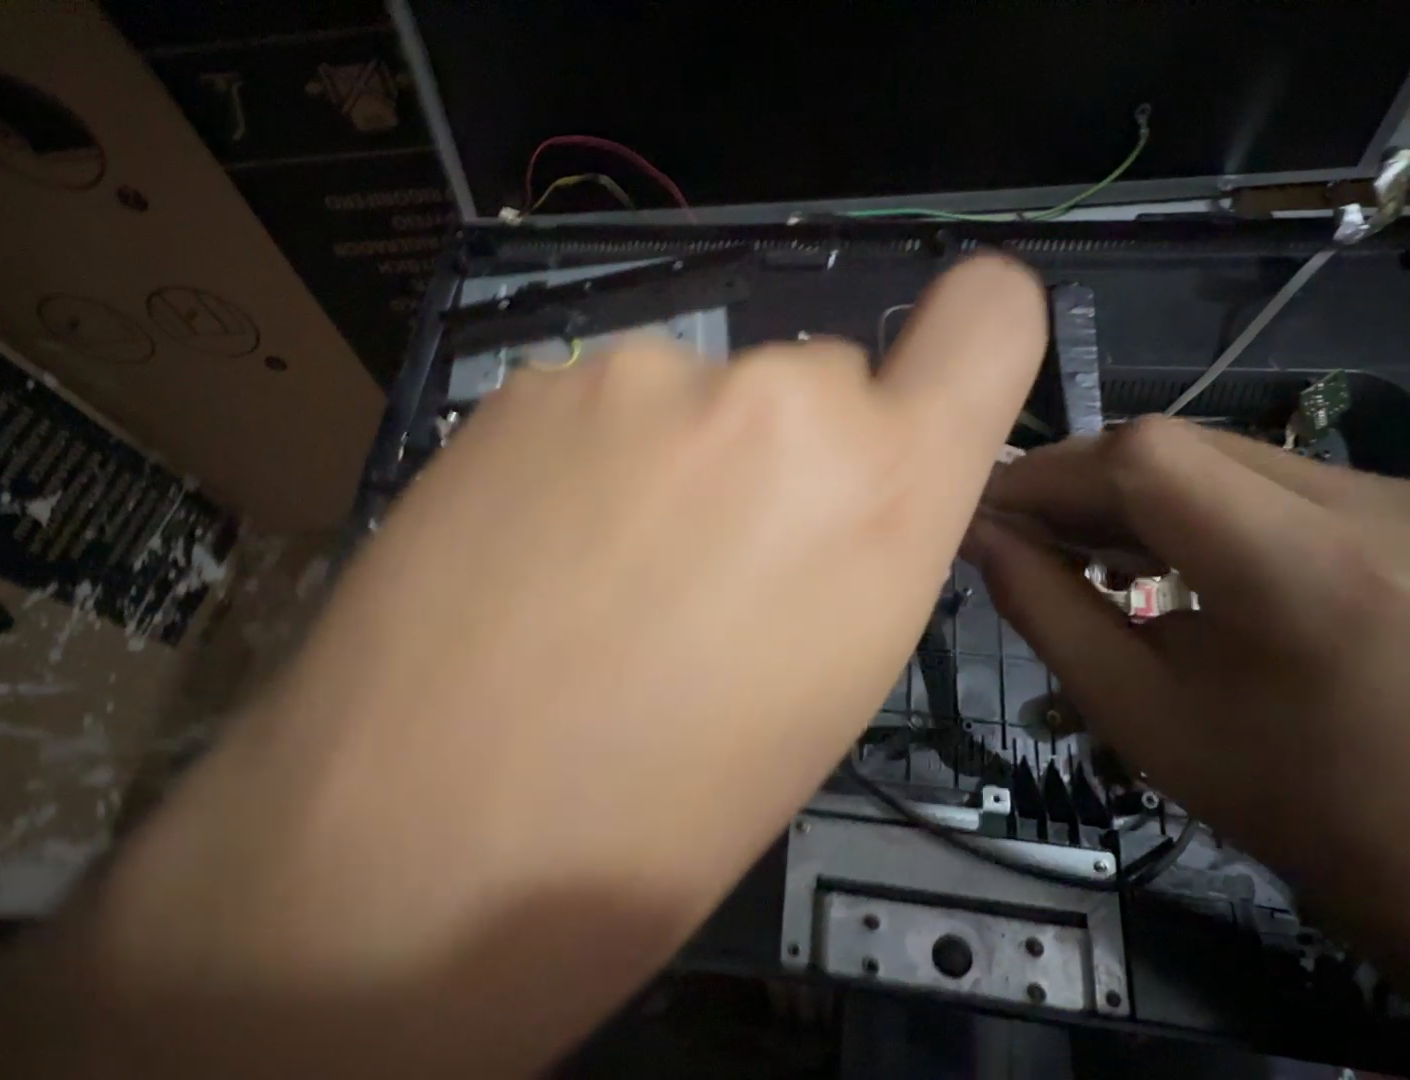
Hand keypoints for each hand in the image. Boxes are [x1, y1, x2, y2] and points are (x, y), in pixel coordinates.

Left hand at [59, 256, 1049, 1075]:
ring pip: (694, 395)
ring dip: (671, 459)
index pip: (989, 318)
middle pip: (815, 378)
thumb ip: (856, 550)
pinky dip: (577, 462)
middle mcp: (770, 398)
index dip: (966, 347)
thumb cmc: (663, 819)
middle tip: (707, 564)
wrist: (420, 844)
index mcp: (881, 489)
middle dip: (782, 455)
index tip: (910, 408)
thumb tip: (835, 494)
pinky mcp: (516, 385)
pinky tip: (523, 557)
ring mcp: (631, 377)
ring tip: (594, 578)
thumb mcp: (827, 690)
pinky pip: (591, 407)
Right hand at [962, 418, 1409, 878]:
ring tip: (1091, 546)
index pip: (1151, 461)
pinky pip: (1264, 471)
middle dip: (1084, 481)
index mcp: (1307, 578)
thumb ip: (1039, 603)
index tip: (993, 508)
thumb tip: (975, 527)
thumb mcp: (1126, 704)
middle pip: (1180, 444)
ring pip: (1217, 450)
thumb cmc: (1262, 786)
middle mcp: (1378, 513)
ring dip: (1133, 487)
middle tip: (1029, 531)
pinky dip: (1191, 497)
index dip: (1053, 472)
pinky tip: (1164, 546)